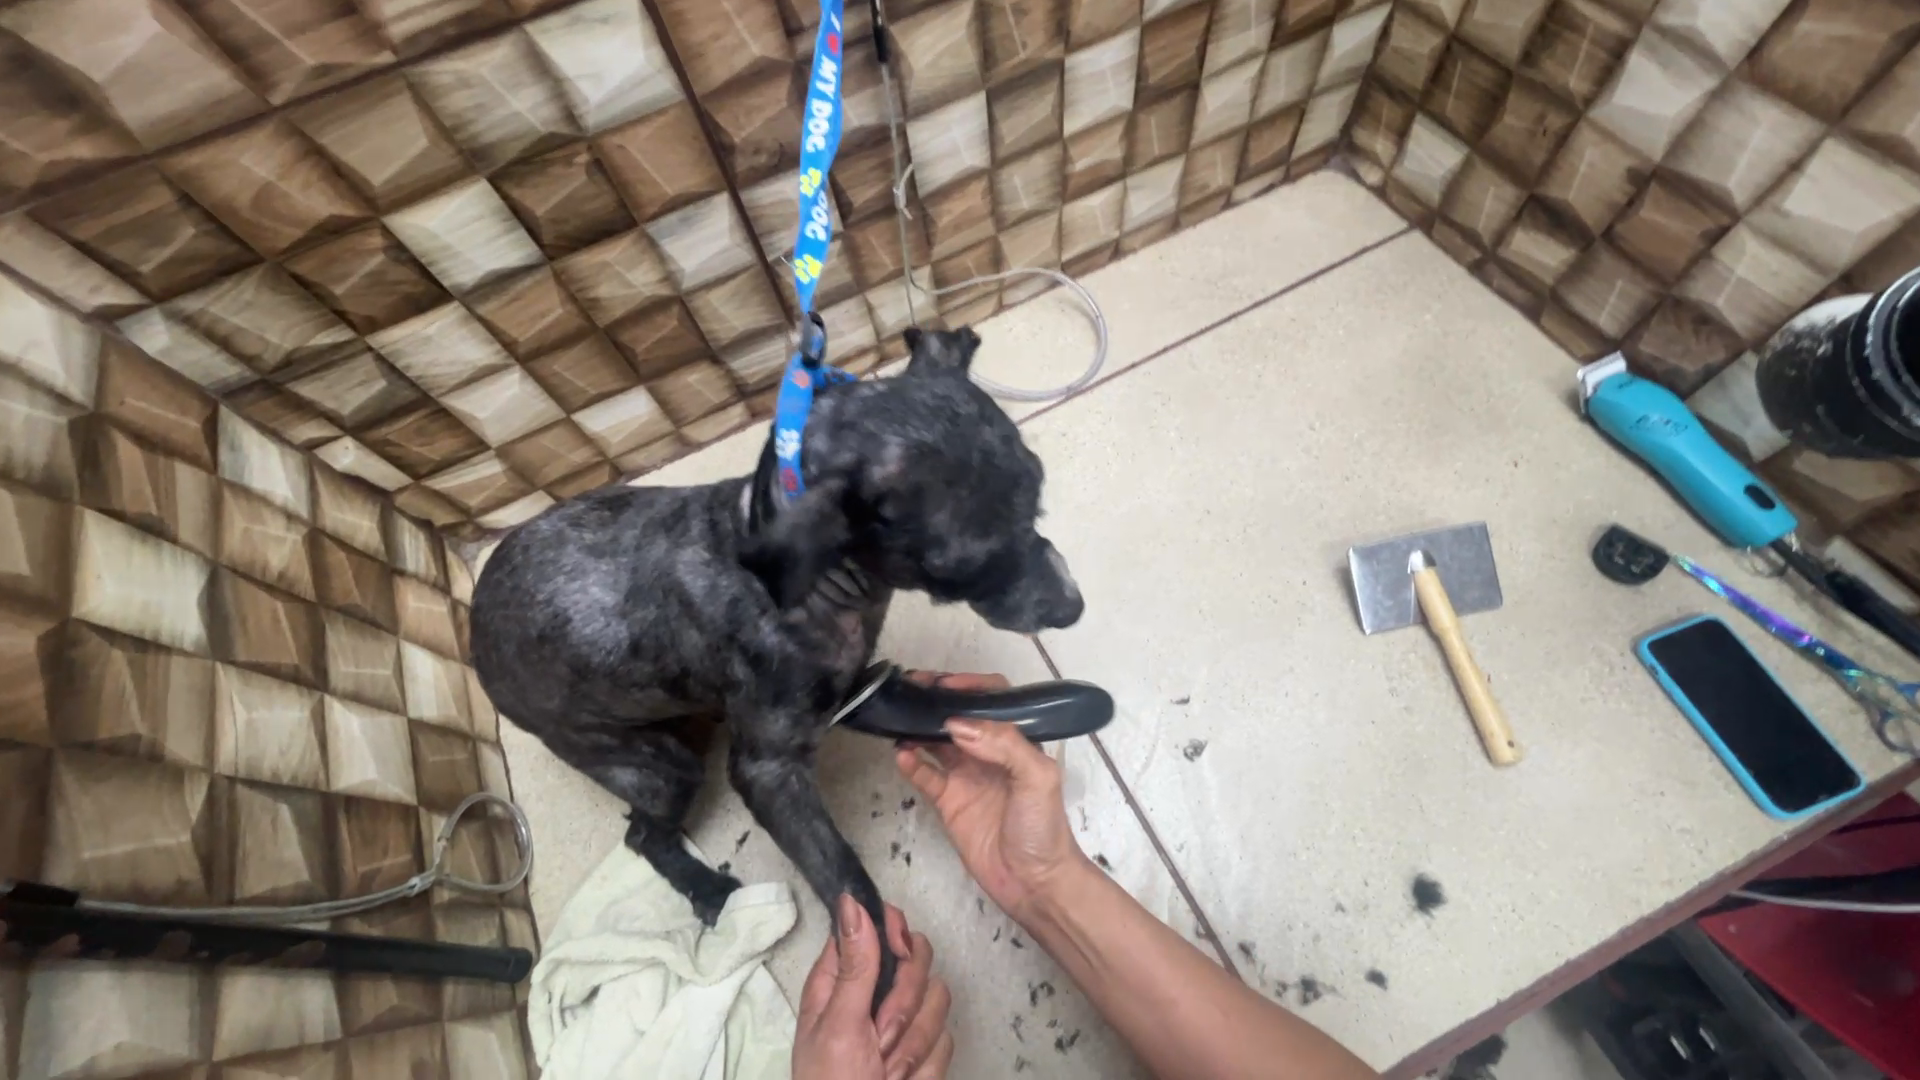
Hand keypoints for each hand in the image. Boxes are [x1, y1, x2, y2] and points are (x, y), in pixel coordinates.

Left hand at [793, 894, 953, 1079]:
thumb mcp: (838, 1026)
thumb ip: (856, 964)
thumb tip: (851, 898)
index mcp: (840, 978)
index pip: (876, 923)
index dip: (893, 931)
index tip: (899, 952)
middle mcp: (872, 992)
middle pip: (916, 957)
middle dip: (907, 1000)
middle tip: (881, 1036)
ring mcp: (901, 1022)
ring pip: (937, 998)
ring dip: (913, 1043)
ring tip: (887, 1073)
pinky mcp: (925, 1050)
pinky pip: (946, 1038)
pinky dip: (926, 1068)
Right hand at [895, 673, 1088, 923]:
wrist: (1035, 883)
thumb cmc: (1043, 827)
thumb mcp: (1038, 778)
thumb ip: (1004, 744)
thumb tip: (957, 725)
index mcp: (1016, 740)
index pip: (993, 699)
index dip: (971, 686)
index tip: (945, 683)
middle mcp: (989, 752)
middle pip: (959, 715)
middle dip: (937, 699)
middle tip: (910, 687)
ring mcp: (966, 776)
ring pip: (937, 741)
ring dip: (918, 727)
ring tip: (897, 715)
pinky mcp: (949, 802)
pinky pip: (925, 775)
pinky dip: (911, 763)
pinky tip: (900, 754)